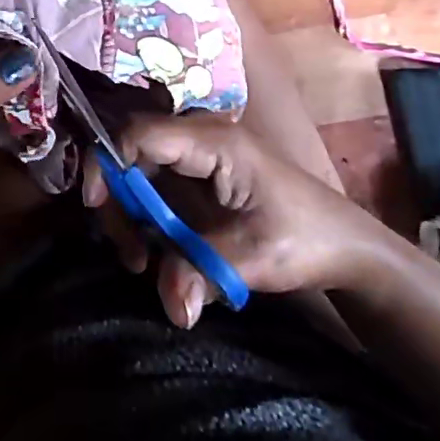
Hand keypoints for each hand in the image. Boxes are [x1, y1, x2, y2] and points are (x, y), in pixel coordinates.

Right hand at [89, 113, 397, 327]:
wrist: (344, 245)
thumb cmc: (306, 237)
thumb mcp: (256, 258)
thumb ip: (205, 271)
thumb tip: (171, 307)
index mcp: (213, 142)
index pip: (140, 132)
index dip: (110, 161)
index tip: (96, 205)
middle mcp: (197, 139)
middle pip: (130, 151)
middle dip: (116, 199)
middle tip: (130, 253)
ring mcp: (195, 157)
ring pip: (136, 171)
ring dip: (127, 214)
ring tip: (142, 261)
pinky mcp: (195, 177)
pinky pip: (151, 187)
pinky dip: (143, 218)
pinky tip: (156, 254)